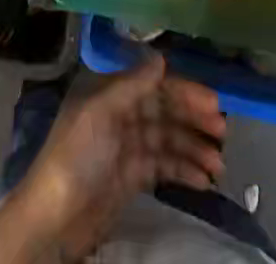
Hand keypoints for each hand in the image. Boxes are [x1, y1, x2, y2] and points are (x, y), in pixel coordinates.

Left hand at [0, 55, 226, 261]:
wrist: (53, 219)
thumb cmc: (75, 156)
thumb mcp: (100, 113)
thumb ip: (132, 84)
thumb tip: (161, 56)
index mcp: (109, 93)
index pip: (153, 84)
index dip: (183, 90)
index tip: (212, 101)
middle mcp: (119, 114)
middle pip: (163, 110)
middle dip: (193, 119)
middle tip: (222, 131)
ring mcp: (126, 146)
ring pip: (168, 139)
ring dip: (194, 148)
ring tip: (218, 165)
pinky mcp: (131, 176)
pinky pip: (163, 166)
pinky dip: (184, 170)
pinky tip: (203, 180)